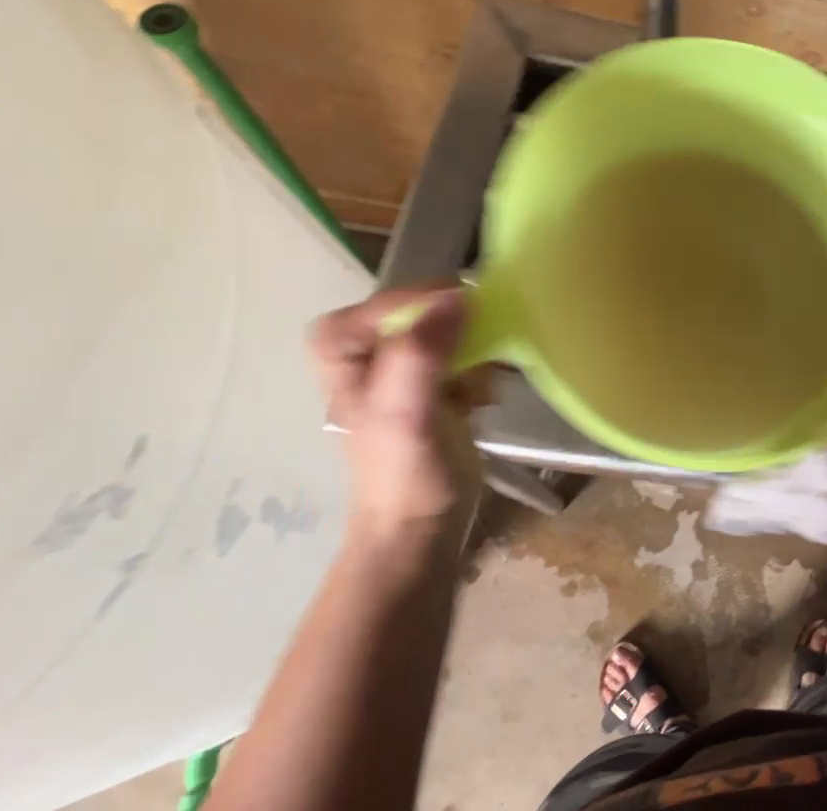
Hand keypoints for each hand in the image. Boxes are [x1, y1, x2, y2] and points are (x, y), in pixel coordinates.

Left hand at [311, 287, 478, 546]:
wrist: (421, 530)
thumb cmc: (406, 477)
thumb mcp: (407, 414)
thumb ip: (421, 353)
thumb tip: (456, 298)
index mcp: (343, 349)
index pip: (389, 301)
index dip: (429, 304)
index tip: (472, 315)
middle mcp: (368, 349)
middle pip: (423, 309)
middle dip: (459, 331)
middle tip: (482, 353)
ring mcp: (403, 367)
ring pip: (450, 329)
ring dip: (475, 353)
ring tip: (481, 387)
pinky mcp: (433, 385)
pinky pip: (466, 354)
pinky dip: (481, 372)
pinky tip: (483, 400)